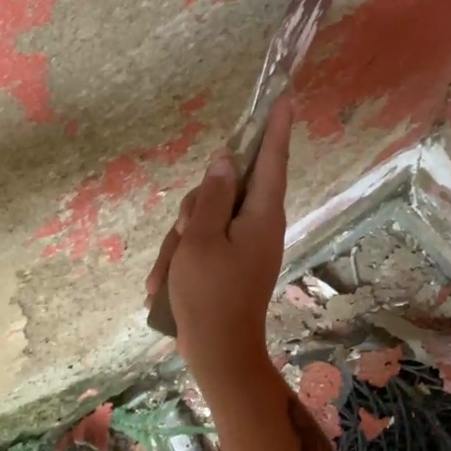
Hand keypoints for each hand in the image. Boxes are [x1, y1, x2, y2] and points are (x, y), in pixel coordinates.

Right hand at [145, 96, 293, 378]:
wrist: (217, 354)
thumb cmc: (209, 295)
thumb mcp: (200, 239)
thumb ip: (211, 196)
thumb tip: (224, 159)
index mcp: (261, 214)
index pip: (271, 159)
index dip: (275, 127)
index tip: (285, 96)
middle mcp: (259, 224)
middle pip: (224, 189)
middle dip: (194, 207)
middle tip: (182, 236)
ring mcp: (246, 244)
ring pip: (207, 216)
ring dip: (182, 240)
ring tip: (168, 275)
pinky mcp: (232, 261)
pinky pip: (205, 242)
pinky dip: (183, 259)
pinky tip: (164, 285)